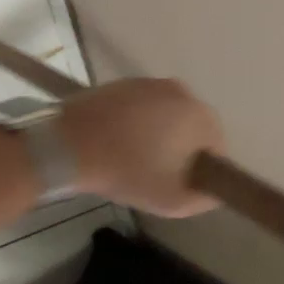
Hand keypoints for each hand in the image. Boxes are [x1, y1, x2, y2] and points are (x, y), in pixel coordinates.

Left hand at [56, 78, 224, 217]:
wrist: (68, 143)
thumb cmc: (126, 171)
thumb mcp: (174, 201)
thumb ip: (204, 197)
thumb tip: (210, 188)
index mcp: (198, 114)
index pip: (215, 147)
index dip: (201, 170)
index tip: (178, 182)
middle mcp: (178, 90)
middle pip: (190, 128)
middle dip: (178, 149)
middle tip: (155, 171)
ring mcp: (146, 83)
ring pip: (164, 116)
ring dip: (156, 134)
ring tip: (132, 156)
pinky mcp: (119, 83)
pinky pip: (139, 107)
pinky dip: (133, 122)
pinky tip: (116, 140)